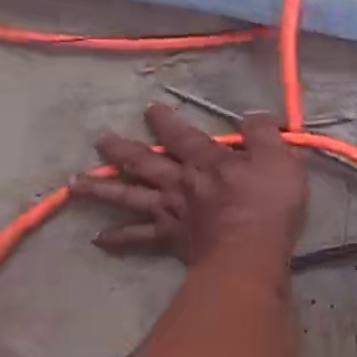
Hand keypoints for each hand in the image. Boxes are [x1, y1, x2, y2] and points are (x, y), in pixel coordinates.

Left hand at [73, 103, 307, 265]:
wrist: (248, 247)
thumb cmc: (270, 201)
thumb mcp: (280, 159)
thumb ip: (264, 135)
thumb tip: (252, 114)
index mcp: (208, 162)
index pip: (183, 136)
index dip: (166, 121)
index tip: (150, 108)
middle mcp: (180, 182)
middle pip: (145, 162)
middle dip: (122, 149)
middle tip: (101, 139)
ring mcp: (170, 210)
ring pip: (128, 196)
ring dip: (101, 188)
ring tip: (76, 182)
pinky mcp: (168, 236)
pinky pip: (136, 236)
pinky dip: (116, 236)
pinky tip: (98, 238)